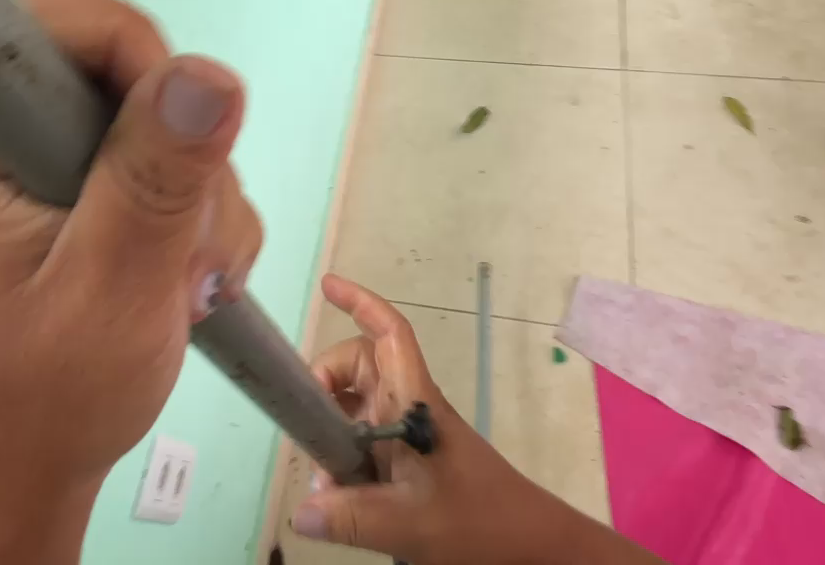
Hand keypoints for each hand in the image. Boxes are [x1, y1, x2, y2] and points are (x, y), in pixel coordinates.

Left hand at [0, 0, 262, 564]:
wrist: (23, 487)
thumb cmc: (45, 406)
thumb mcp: (111, 293)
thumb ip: (155, 183)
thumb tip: (211, 74)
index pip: (43, 27)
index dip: (125, 46)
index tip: (185, 124)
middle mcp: (1, 145)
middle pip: (118, 78)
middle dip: (182, 155)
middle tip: (196, 242)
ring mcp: (41, 176)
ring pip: (153, 128)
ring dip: (198, 199)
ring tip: (191, 283)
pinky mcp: (77, 204)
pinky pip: (157, 170)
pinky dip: (194, 219)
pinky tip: (190, 280)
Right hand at [294, 275, 658, 564]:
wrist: (523, 540)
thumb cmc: (477, 518)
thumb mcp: (410, 523)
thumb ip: (352, 518)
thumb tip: (300, 511)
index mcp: (413, 398)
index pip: (389, 334)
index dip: (361, 302)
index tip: (328, 285)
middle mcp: (406, 403)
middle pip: (358, 365)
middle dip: (327, 382)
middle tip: (308, 427)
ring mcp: (405, 428)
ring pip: (356, 403)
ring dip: (331, 426)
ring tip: (321, 471)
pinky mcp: (405, 455)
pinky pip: (362, 437)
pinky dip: (342, 454)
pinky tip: (335, 492)